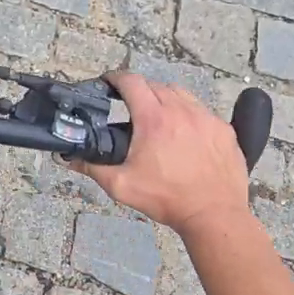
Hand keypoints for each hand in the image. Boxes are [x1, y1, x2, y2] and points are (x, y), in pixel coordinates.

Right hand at [71, 72, 250, 240]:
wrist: (215, 216)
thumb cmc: (166, 199)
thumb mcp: (121, 185)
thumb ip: (92, 168)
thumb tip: (68, 159)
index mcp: (153, 119)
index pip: (131, 82)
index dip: (115, 78)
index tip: (107, 83)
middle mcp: (181, 111)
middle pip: (155, 85)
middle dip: (139, 90)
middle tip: (129, 106)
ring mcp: (206, 118)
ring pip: (180, 93)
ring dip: (164, 98)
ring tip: (157, 115)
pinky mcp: (225, 130)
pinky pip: (202, 110)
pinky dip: (189, 113)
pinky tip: (185, 132)